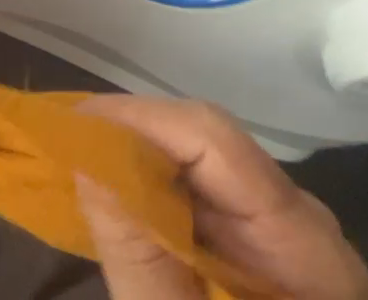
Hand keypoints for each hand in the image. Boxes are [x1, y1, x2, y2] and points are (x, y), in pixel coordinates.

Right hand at [75, 97, 367, 299]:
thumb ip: (137, 249)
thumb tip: (82, 154)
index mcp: (299, 241)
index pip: (210, 136)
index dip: (134, 119)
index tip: (67, 134)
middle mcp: (302, 217)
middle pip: (203, 138)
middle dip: (127, 137)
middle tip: (65, 156)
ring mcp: (289, 226)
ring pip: (199, 155)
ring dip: (136, 157)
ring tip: (86, 177)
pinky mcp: (267, 237)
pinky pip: (203, 183)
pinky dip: (153, 181)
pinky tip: (124, 205)